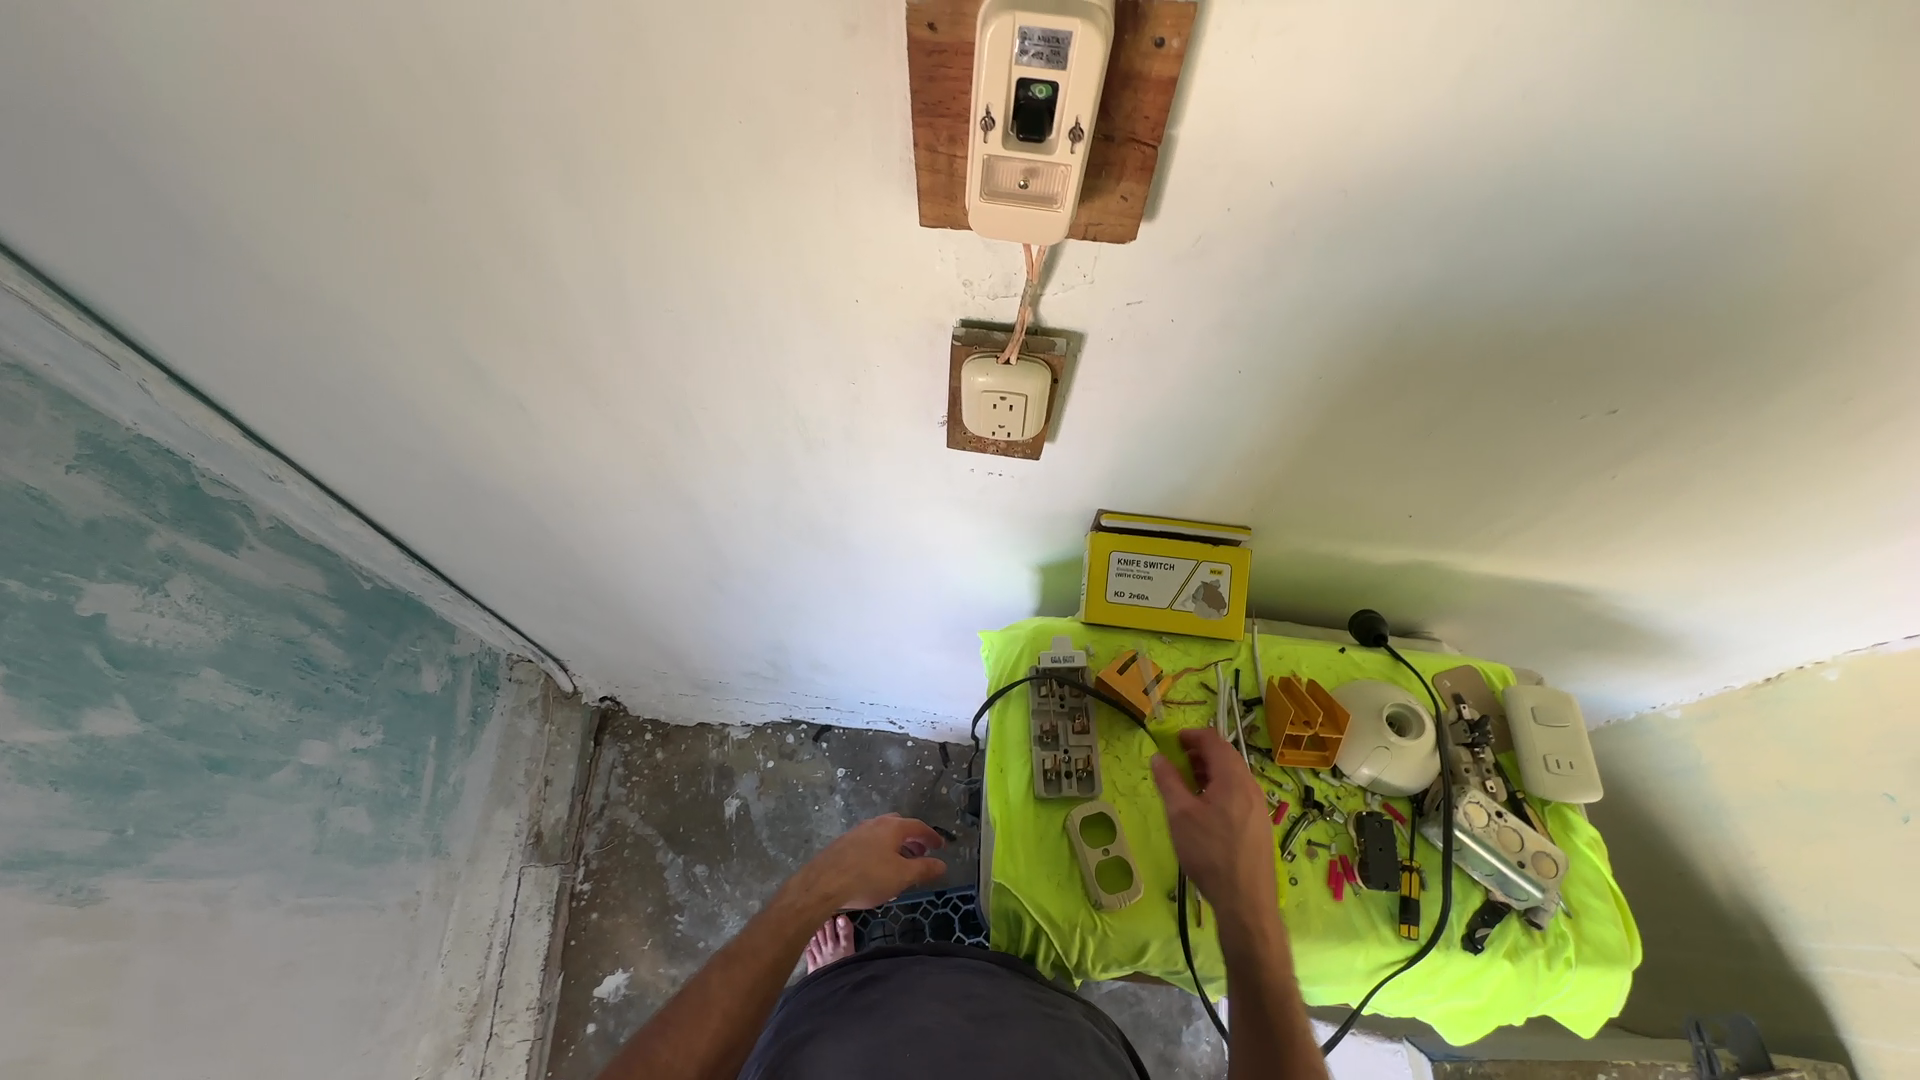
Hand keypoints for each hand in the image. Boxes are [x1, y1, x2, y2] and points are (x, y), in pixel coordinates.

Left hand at [779, 814, 946, 918]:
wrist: (823, 884)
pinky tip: (877, 869)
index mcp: (892, 827)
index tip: (940, 846)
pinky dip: (880, 851)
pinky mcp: (843, 844)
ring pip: (882, 835)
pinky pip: (869, 843)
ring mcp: (857, 832)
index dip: (931, 836)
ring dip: (896, 846)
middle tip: (921, 853)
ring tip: (900, 864)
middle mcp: (875, 823)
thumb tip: (943, 864)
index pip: (918, 826)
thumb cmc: (868, 878)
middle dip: (913, 839)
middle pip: (899, 826)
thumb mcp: (902, 877)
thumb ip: (924, 869)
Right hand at [1151, 728, 1277, 926]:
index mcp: (1233, 779)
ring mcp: (1259, 807)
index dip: (1192, 735)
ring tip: (1187, 784)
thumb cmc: (1209, 853)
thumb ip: (1168, 781)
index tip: (1172, 741)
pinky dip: (1220, 788)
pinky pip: (1239, 794)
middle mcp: (1251, 787)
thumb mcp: (1180, 814)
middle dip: (1200, 753)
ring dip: (1209, 772)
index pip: (1214, 741)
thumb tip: (1158, 757)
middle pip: (1226, 757)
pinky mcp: (1259, 825)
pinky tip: (1205, 808)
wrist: (1245, 901)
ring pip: (1233, 777)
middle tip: (1176, 761)